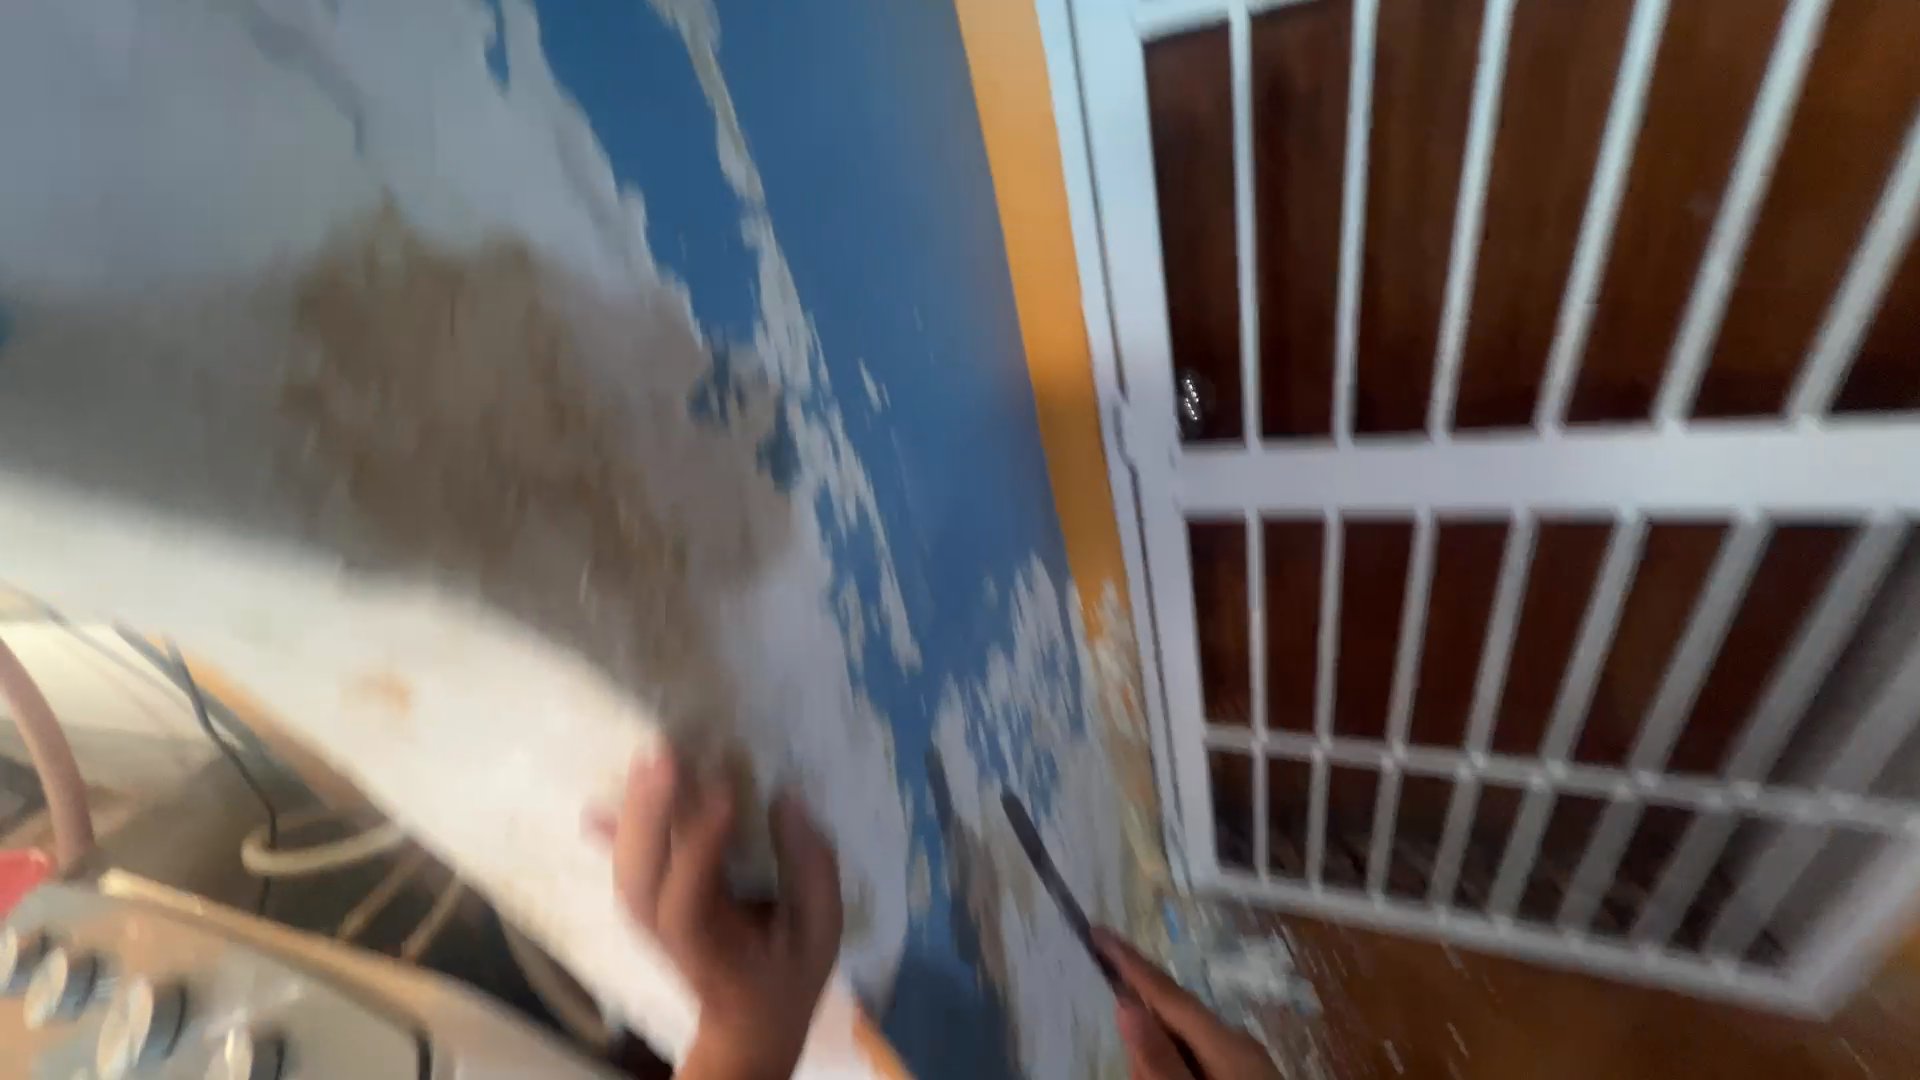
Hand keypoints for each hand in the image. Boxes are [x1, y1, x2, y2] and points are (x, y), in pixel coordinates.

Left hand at [613, 752, 842, 1079]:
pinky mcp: (653, 908)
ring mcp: (654, 924)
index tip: (725, 793)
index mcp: (714, 949)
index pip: (687, 902)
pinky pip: (627, 870)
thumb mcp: (821, 929)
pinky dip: (612, 837)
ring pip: (629, 871)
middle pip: (641, 883)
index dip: (699, 849)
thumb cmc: (789, 974)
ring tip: (650, 758)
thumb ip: (810, 869)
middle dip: (650, 816)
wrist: (747, 1024)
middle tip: (667, 756)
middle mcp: (670, 936)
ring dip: (635, 812)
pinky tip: (598, 810)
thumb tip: (788, 800)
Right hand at [1095, 928, 1280, 1079]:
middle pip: (1171, 1019)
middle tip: (1138, 1078)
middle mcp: (1237, 1042)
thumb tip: (1124, 1004)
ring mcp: (1245, 1063)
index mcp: (1227, 1041)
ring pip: (1182, 1046)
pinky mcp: (1245, 1079)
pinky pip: (1197, 1065)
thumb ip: (1159, 1059)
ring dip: (1159, 1068)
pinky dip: (1178, 1074)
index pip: (1166, 990)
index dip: (1127, 959)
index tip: (1095, 929)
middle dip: (1144, 1045)